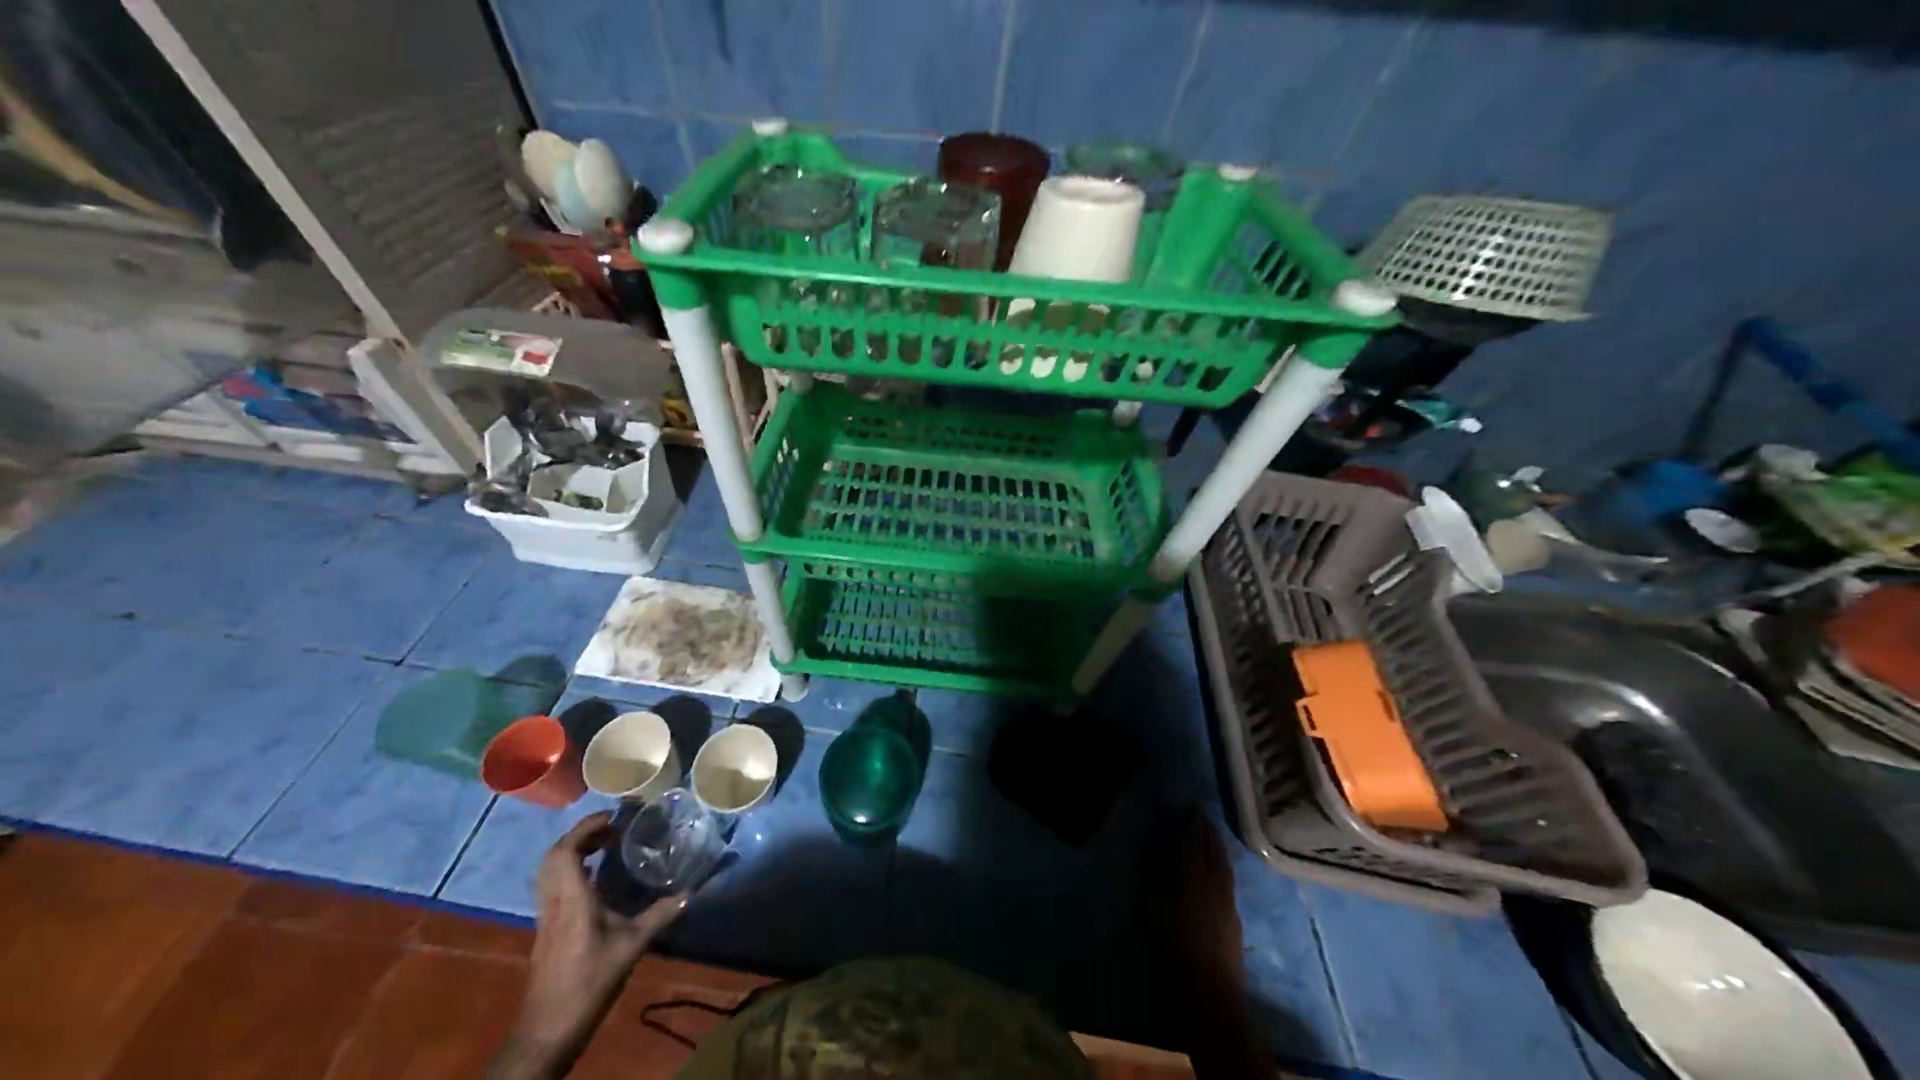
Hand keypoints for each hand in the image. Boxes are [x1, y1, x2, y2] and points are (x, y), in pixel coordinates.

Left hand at [505, 813, 688, 1068]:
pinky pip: (553, 885)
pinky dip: (571, 870)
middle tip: (611, 829)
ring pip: (550, 870)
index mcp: (572, 900)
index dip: (585, 828)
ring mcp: (546, 916)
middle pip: (554, 856)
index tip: (612, 817)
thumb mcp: (631, 947)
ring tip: (605, 846)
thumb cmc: (590, 982)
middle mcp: (554, 902)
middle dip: (580, 835)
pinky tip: (595, 878)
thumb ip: (658, 916)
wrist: (548, 1027)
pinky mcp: (546, 928)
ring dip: (574, 851)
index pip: (565, 852)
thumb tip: (688, 893)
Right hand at [1156, 809, 1243, 992]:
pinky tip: (1222, 858)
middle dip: (1202, 828)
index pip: (1188, 841)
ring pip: (1220, 858)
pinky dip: (1224, 859)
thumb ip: (1157, 871)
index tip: (1185, 809)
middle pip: (1206, 846)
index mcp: (1188, 872)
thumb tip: (1158, 845)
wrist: (1208, 975)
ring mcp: (1224, 891)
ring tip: (1210, 828)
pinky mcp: (1232, 906)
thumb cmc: (1173, 938)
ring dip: (1215, 841)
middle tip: (1199, 812)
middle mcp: (1210, 876)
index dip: (1187, 824)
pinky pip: (1228, 873)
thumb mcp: (1155, 902)